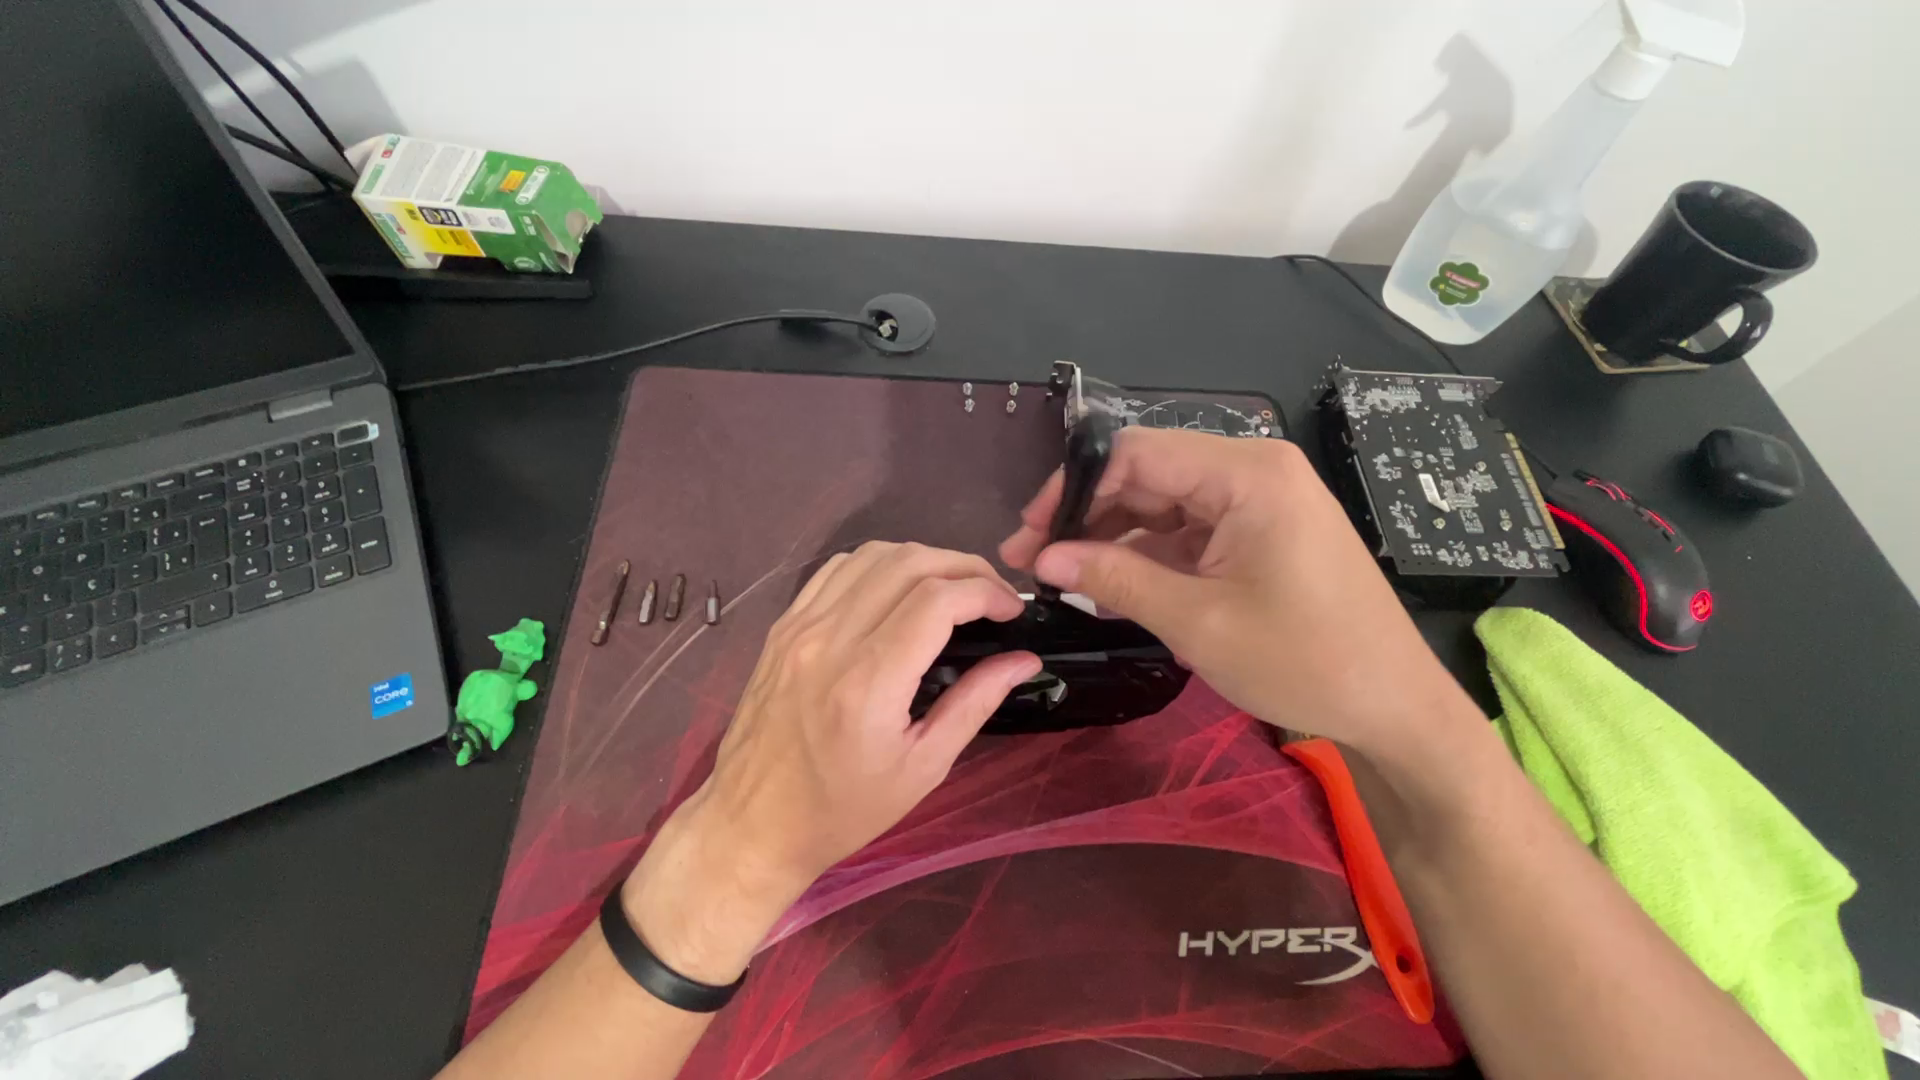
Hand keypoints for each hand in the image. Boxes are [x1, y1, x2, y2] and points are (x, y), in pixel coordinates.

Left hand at [623, 542, 1039, 982]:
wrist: (752, 823)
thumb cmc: (842, 810)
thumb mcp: (922, 768)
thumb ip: (974, 703)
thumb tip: (1023, 659)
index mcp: (869, 682)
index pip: (937, 600)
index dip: (985, 591)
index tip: (1011, 611)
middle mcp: (831, 640)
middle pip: (909, 563)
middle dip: (963, 566)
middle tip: (991, 594)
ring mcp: (800, 627)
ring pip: (872, 555)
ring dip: (923, 559)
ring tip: (951, 587)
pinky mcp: (783, 626)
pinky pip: (836, 570)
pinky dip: (878, 564)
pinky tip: (897, 588)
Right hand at [1000, 428, 1461, 752]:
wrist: (1394, 707)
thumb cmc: (1303, 660)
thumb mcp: (1196, 621)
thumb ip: (1114, 580)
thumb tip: (1042, 559)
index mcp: (1247, 473)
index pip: (1135, 452)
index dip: (1073, 488)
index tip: (1031, 535)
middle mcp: (1253, 471)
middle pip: (1147, 475)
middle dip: (1086, 516)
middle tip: (1033, 562)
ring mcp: (1258, 502)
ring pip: (1162, 504)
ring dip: (1111, 539)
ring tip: (1060, 578)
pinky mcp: (1258, 533)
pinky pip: (1187, 531)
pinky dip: (1147, 556)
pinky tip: (1108, 586)